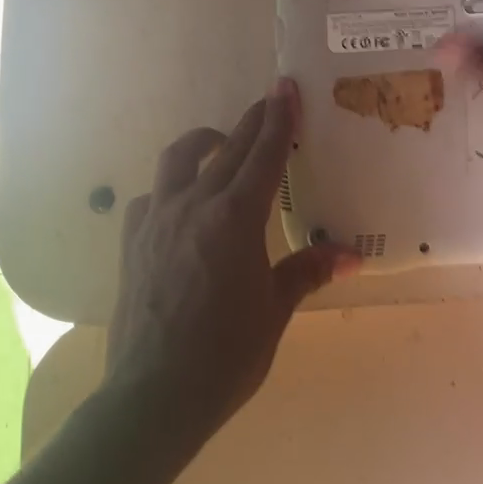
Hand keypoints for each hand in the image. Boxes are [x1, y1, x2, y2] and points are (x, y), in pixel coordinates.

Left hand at [105, 79, 360, 434]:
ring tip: (218, 144)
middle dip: (251, 122)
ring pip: (177, 161)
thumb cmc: (225, 354)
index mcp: (236, 218)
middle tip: (269, 102)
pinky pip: (150, 198)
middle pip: (227, 149)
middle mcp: (194, 205)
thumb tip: (351, 255)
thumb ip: (308, 271)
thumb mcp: (275, 310)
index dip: (278, 118)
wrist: (153, 396)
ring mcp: (157, 221)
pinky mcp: (131, 243)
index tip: (285, 87)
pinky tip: (178, 205)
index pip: (263, 154)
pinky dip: (169, 189)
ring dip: (203, 143)